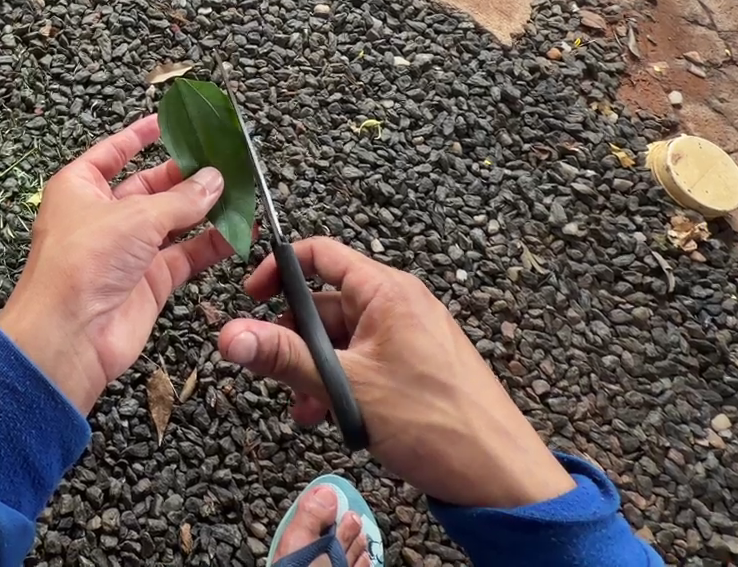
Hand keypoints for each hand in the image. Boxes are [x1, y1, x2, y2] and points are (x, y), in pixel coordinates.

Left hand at [0, 116, 233, 412]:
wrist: (69, 335)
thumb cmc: (82, 262)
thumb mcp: (134, 217)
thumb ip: (179, 199)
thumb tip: (213, 179)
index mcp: (80, 187)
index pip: (113, 152)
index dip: (139, 136)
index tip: (167, 121)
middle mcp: (102, 214)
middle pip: (148, 185)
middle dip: (183, 174)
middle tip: (222, 159)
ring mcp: (126, 249)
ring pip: (171, 220)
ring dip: (203, 208)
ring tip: (239, 190)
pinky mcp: (147, 281)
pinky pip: (184, 255)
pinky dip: (210, 244)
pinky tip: (238, 231)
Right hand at [217, 238, 574, 507]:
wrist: (507, 485)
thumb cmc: (436, 424)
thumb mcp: (347, 387)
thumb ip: (284, 358)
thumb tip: (230, 335)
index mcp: (386, 291)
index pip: (319, 253)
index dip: (278, 268)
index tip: (251, 298)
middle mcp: (397, 304)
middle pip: (324, 301)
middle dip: (294, 336)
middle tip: (275, 367)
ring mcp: (408, 336)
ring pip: (340, 337)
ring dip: (314, 367)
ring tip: (302, 405)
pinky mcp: (415, 366)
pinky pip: (362, 359)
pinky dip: (339, 381)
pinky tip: (327, 414)